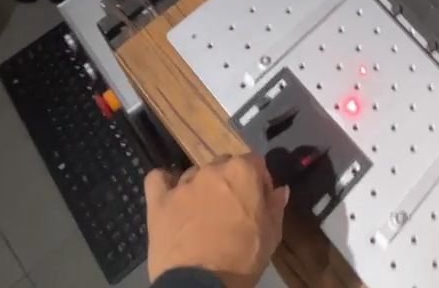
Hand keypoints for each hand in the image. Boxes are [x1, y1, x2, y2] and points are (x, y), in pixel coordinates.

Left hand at [146, 156, 289, 287]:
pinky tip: (169, 195)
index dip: (258, 182)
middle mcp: (213, 169)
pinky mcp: (159, 202)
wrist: (200, 286)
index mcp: (242, 171)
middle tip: (229, 210)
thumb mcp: (271, 235)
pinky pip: (157, 180)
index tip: (257, 202)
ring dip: (199, 188)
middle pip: (223, 164)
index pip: (255, 162)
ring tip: (200, 215)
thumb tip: (281, 189)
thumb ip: (276, 206)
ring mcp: (184, 184)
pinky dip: (163, 184)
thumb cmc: (242, 259)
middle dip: (228, 182)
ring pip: (194, 174)